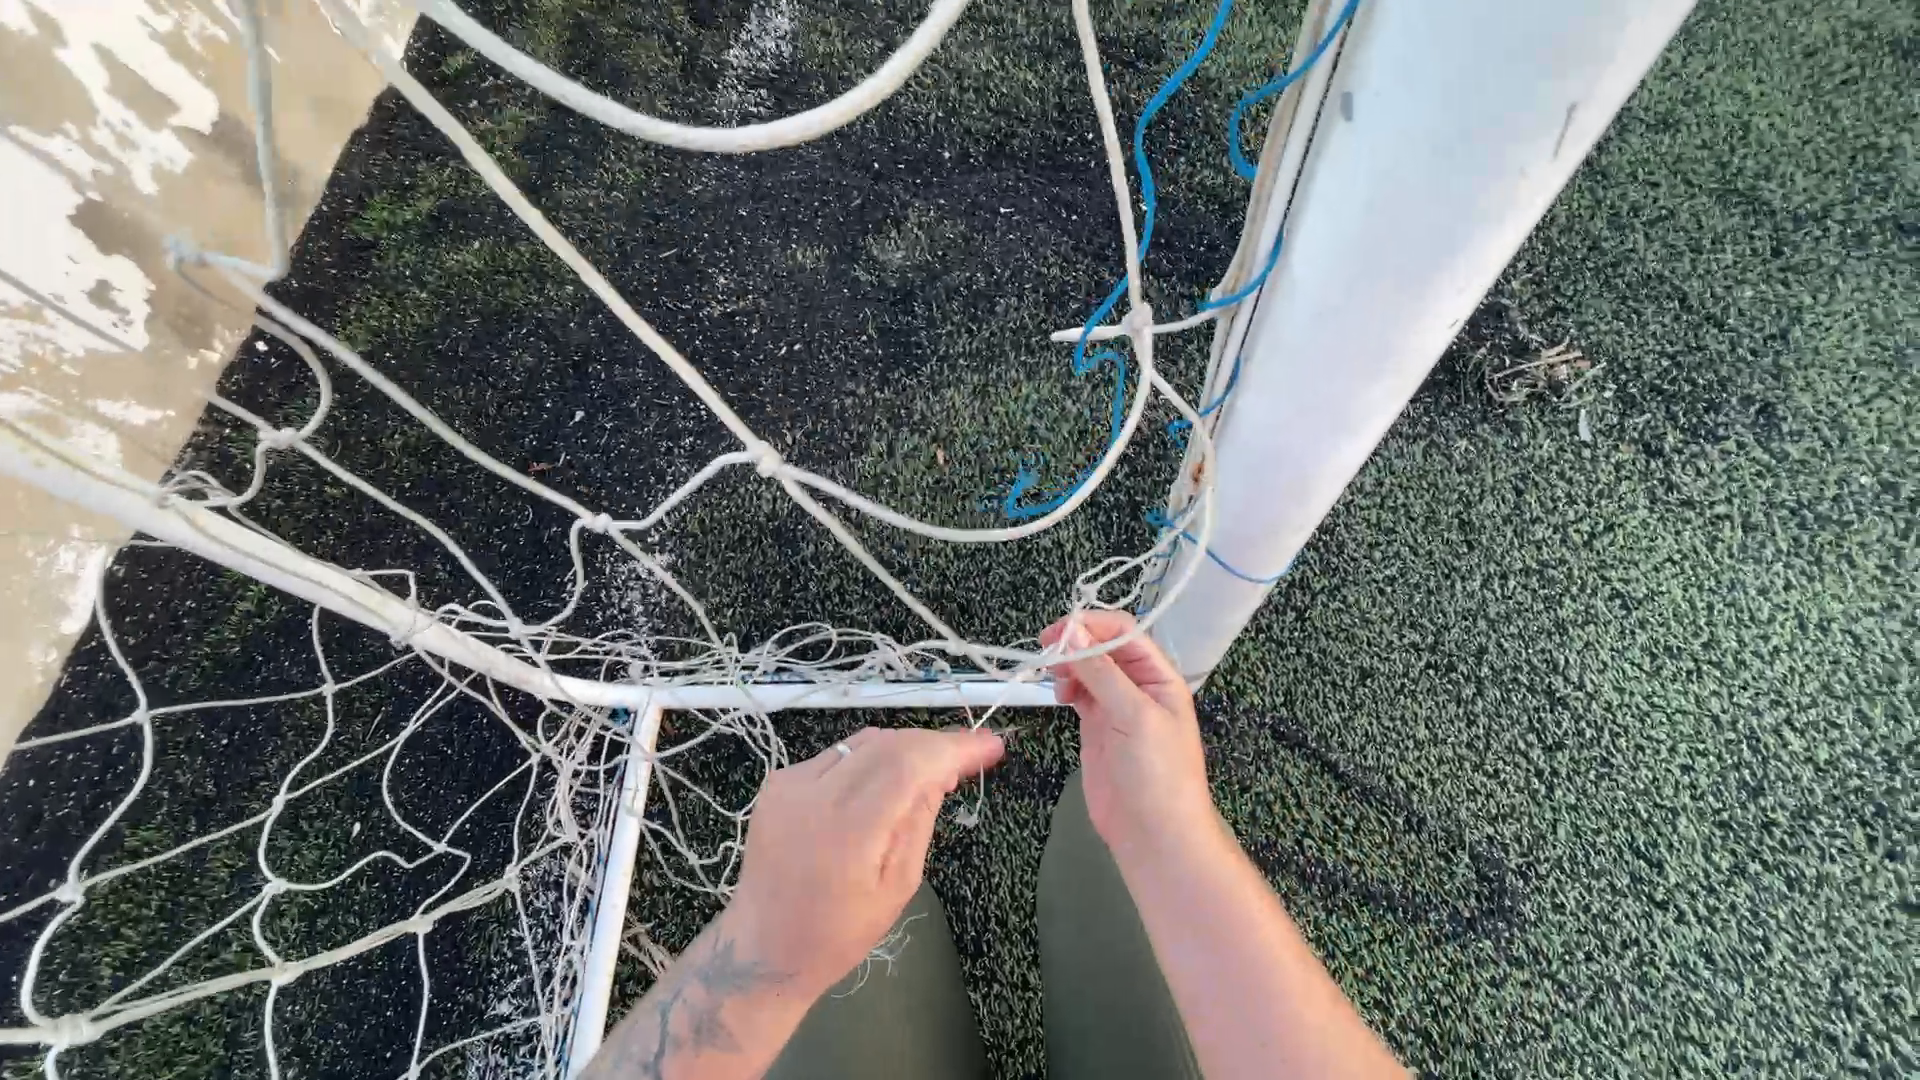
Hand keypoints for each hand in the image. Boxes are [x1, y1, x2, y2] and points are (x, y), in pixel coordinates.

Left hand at [722, 726, 1005, 995]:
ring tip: (930, 770)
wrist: (763, 947)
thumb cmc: (838, 932)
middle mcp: (815, 795)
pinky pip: (838, 755)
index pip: (909, 764)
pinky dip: (869, 760)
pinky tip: (882, 783)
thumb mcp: (897, 887)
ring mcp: (791, 783)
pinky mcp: (778, 781)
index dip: (953, 747)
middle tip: (966, 758)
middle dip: (934, 744)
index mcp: (848, 831)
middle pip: (890, 744)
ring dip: (903, 748)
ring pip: (864, 742)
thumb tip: (941, 771)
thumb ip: (919, 821)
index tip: (989, 745)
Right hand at [1041, 611, 1219, 857]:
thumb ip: (1103, 672)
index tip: (1059, 632)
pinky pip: (1080, 692)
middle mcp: (1139, 685)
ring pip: (1088, 668)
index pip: (1125, 633)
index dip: (1092, 625)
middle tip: (1047, 653)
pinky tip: (1060, 694)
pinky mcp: (1097, 725)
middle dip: (1076, 643)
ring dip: (1068, 665)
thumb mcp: (1134, 716)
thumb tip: (1073, 632)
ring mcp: (1117, 706)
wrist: (1154, 835)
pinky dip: (1066, 687)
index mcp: (1160, 676)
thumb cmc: (1157, 773)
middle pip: (1103, 647)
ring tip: (1054, 677)